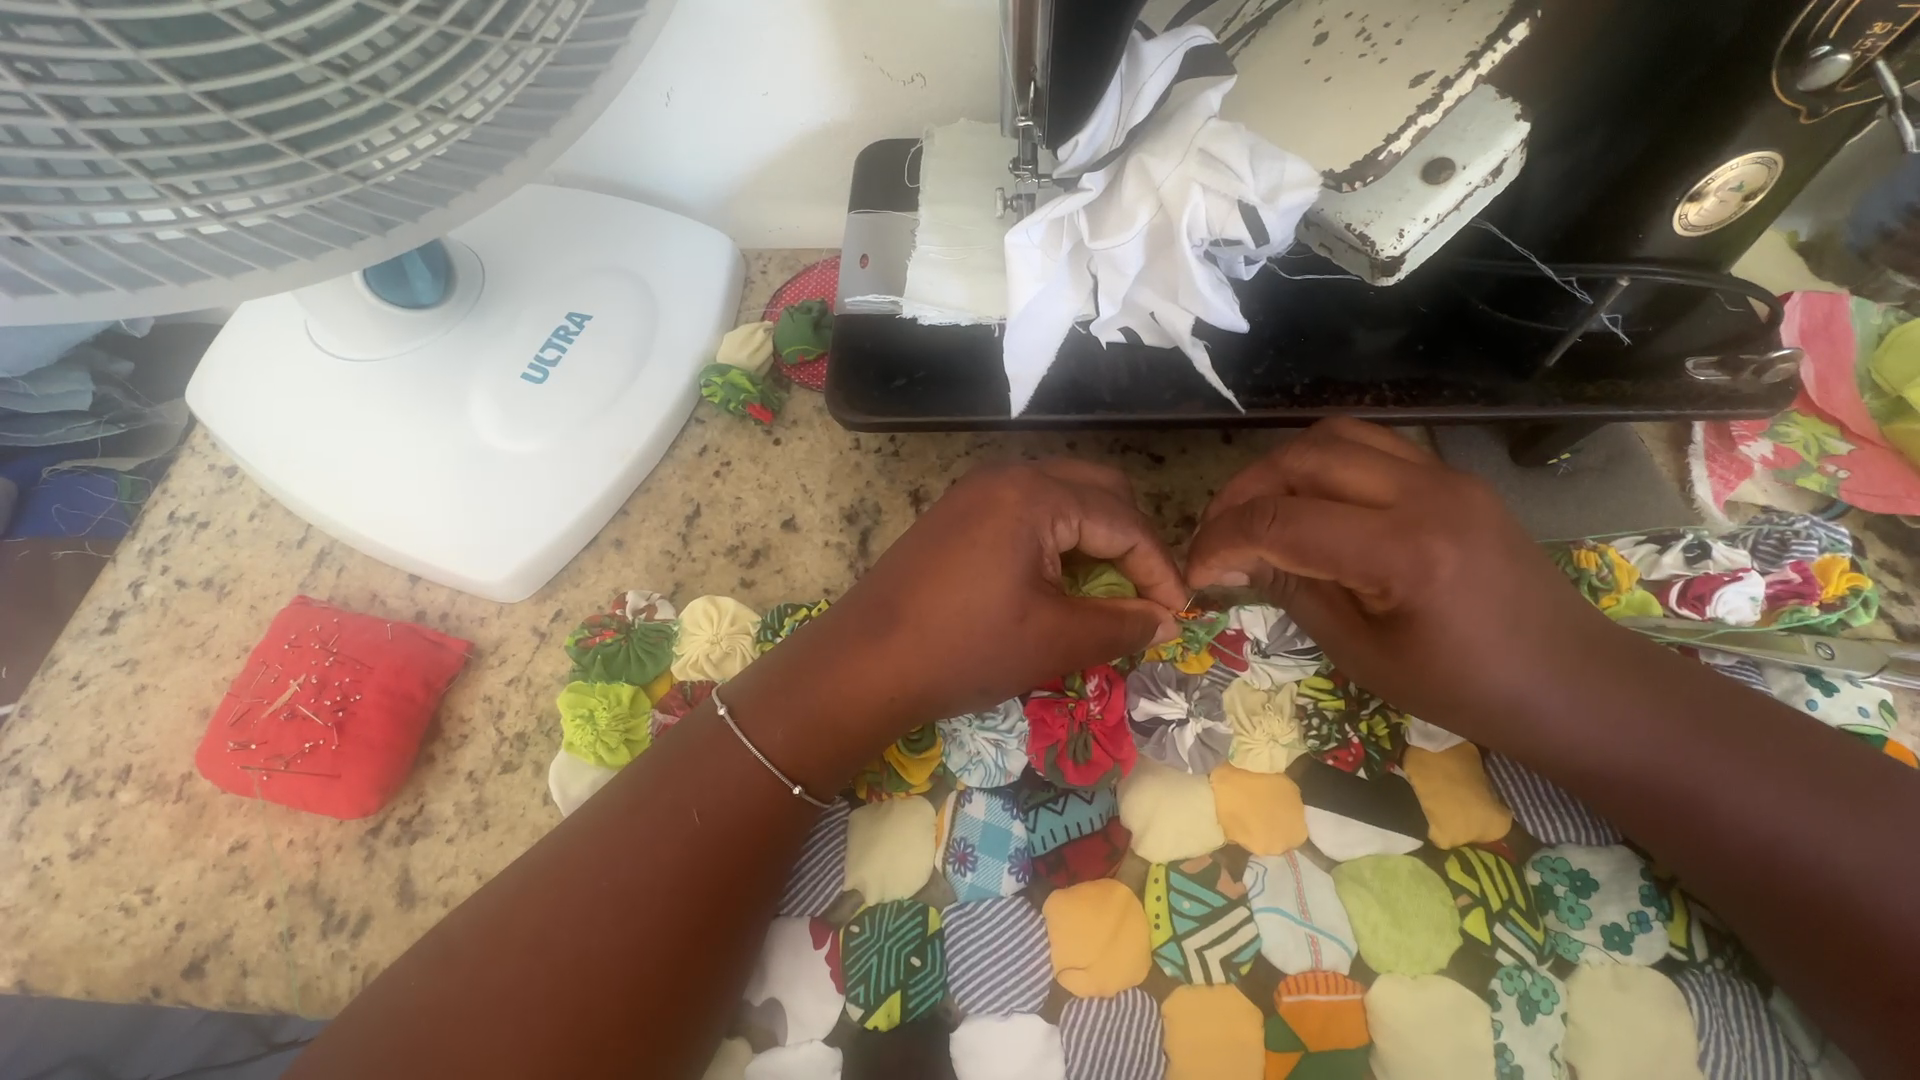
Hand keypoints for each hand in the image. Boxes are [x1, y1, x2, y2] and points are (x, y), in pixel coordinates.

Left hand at [732, 459, 1185, 766]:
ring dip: (1092, 536)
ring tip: (1104, 590)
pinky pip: (1023, 511)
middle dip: (1130, 539)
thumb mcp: (1055, 641)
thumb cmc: (965, 650)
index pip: (1124, 521)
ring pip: (1059, 497)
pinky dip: (1054, 538)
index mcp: (1035, 495)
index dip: (1160, 569)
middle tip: (1143, 592)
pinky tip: (1053, 581)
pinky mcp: (953, 516)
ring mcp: (973, 492)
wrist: (862, 664)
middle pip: (1096, 490)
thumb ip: (1121, 624)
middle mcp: (1006, 476)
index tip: (1177, 613)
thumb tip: (1164, 620)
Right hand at [1184, 418, 1623, 736]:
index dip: (1221, 541)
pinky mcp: (1453, 477)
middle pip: (1301, 457)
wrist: (1574, 683)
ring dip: (1279, 469)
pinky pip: (1370, 446)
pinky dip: (1322, 464)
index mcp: (1404, 553)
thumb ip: (1292, 590)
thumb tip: (1231, 559)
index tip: (1195, 571)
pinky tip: (1309, 505)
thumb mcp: (1361, 653)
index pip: (1280, 520)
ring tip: (1255, 513)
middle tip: (1216, 537)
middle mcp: (1426, 494)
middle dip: (1241, 493)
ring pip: (1334, 437)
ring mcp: (1446, 477)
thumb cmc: (1465, 689)